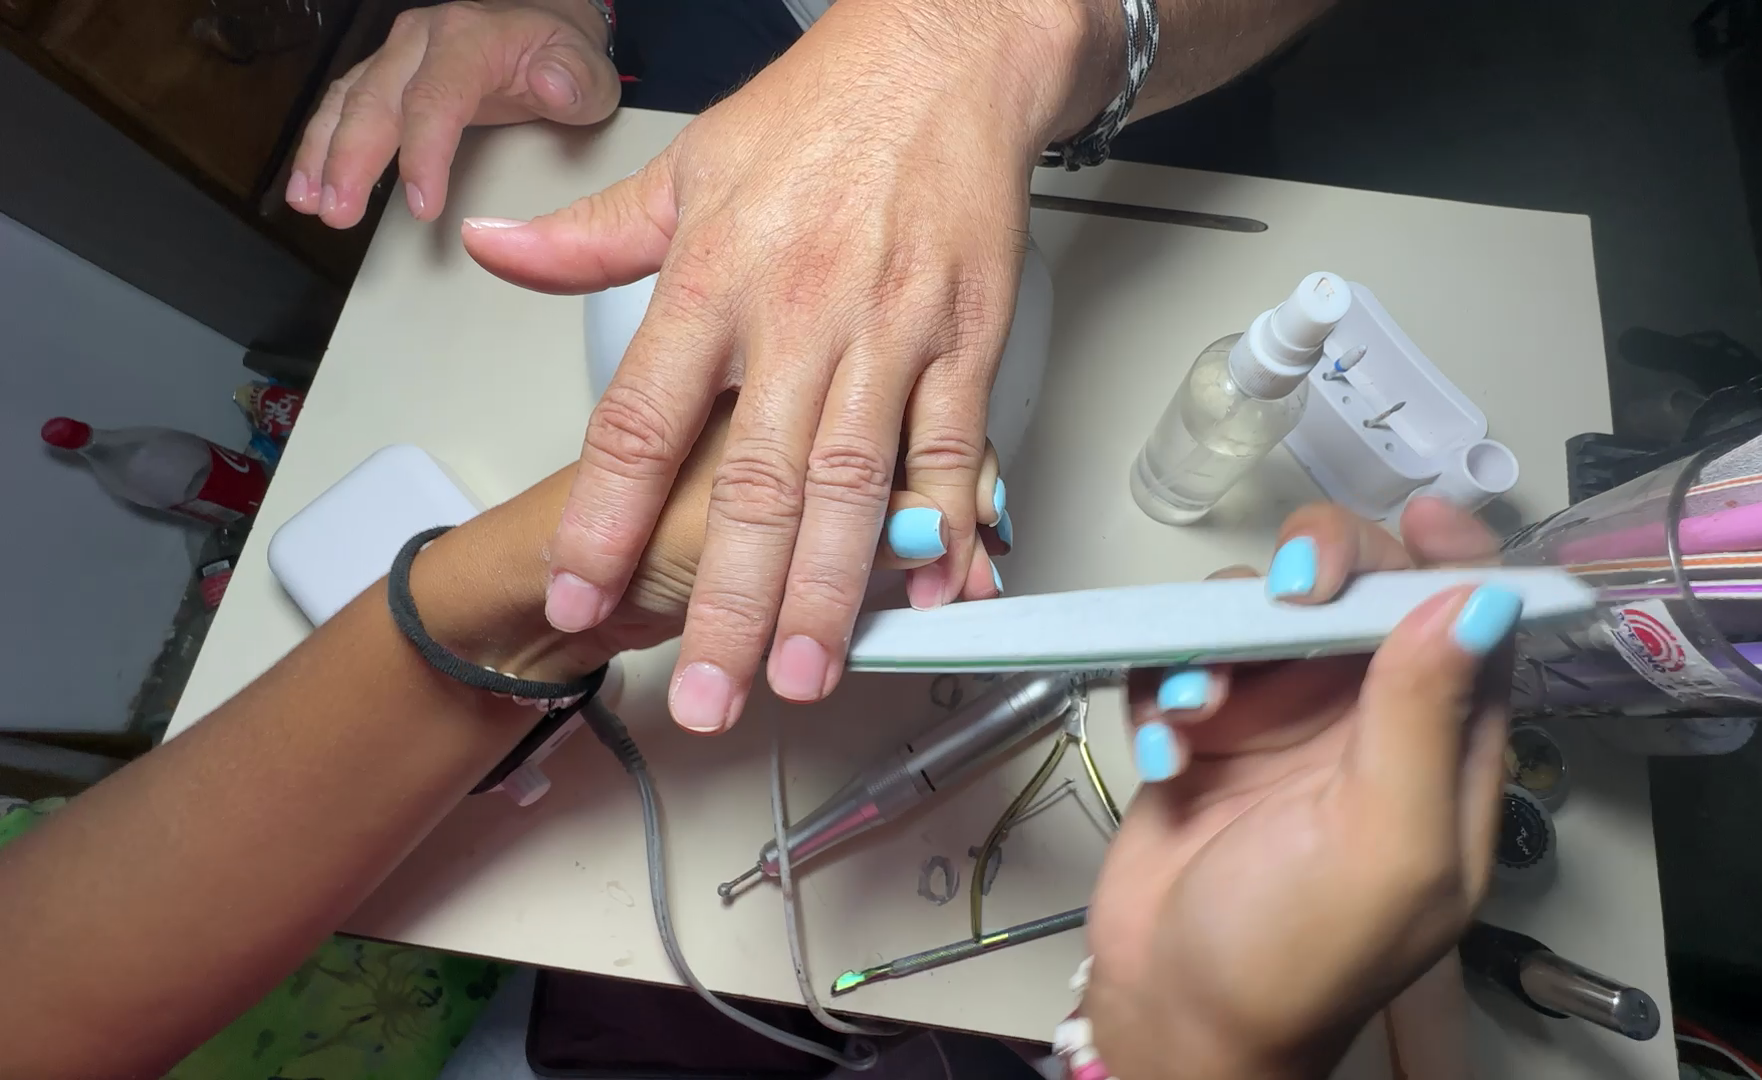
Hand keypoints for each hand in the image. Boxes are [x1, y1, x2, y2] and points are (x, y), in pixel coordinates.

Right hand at [285, 0, 618, 228]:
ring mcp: (402, 57)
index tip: (421, 203)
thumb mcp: (587, 68)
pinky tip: (315, 180)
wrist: (548, 25)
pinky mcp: (394, 76)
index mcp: (468, 40)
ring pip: (348, 102)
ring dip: (324, 154)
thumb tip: (551, 86)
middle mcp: (421, 41)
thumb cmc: (567, 56)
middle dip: (351, 159)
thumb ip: (573, 80)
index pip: (434, 99)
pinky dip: (327, 144)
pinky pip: (349, 107)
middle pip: (375, 101)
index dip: (422, 153)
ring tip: (313, 202)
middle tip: (340, 211)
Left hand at [462, 0, 1116, 731]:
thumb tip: (496, 250)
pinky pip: (950, 450)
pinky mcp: (966, 343)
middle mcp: (801, 317)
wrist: (945, 55)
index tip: (580, 593)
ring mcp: (891, 336)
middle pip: (753, 484)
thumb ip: (597, 233)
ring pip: (852, 485)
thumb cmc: (823, 115)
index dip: (605, 514)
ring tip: (805, 673)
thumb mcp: (692, 161)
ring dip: (830, 590)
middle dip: (728, 601)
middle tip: (710, 695)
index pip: (642, 416)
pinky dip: (942, 527)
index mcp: (716, 275)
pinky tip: (934, 593)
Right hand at [1084, 499, 1513, 1079]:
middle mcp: (1353, 712)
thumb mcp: (1383, 844)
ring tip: (1192, 714)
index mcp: (1432, 742)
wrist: (1172, 998)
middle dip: (1315, 570)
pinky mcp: (1194, 721)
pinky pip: (1177, 657)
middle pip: (1349, 589)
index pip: (1467, 619)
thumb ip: (1422, 720)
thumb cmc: (1296, 944)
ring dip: (1214, 644)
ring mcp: (1267, 714)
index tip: (1419, 517)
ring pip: (1247, 611)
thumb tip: (1475, 596)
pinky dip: (1162, 687)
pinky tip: (1161, 750)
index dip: (1455, 557)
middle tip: (1282, 590)